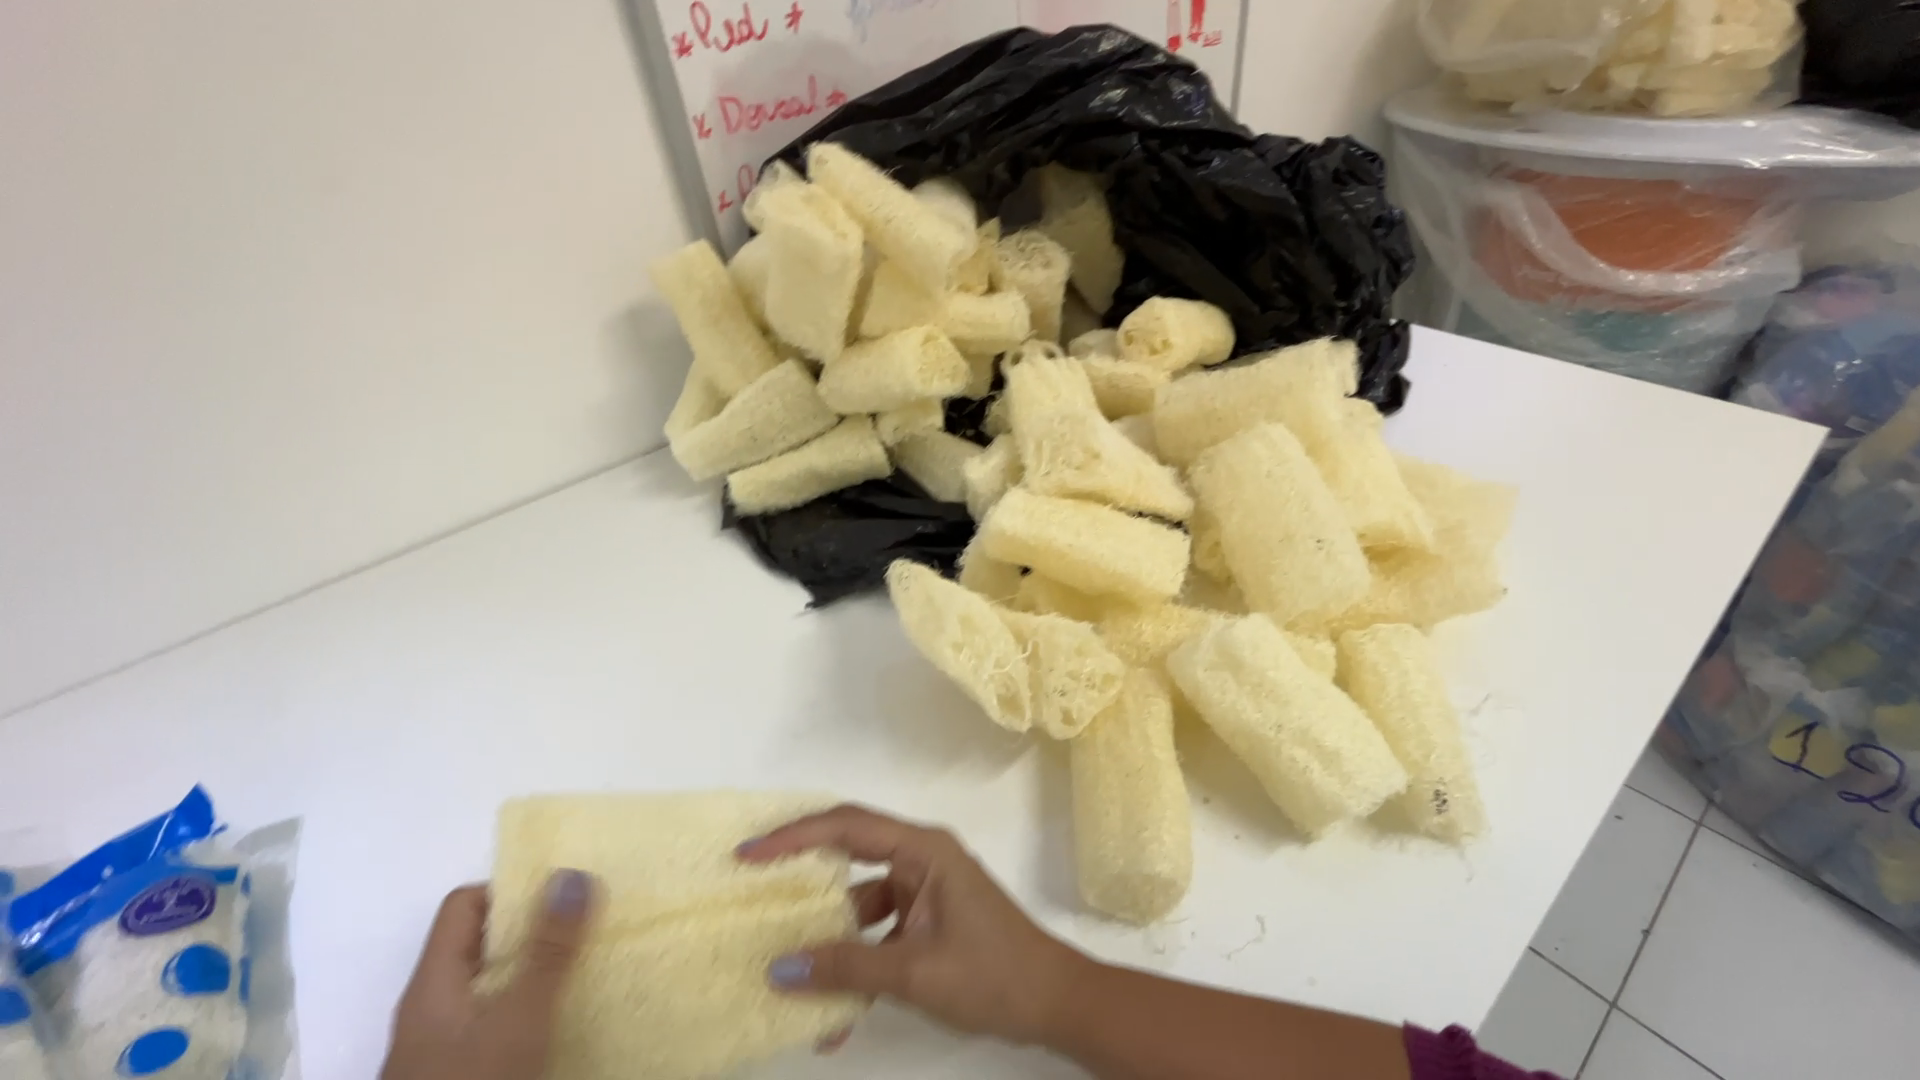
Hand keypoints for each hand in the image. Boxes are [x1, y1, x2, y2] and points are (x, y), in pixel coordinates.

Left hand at [380, 871, 596, 1079]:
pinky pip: (497, 1021)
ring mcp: (443, 1046)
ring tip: (587, 967)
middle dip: (535, 930)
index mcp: (433, 983)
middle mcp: (432, 1007)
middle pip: (482, 945)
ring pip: (493, 984)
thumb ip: (549, 949)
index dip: (511, 892)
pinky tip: (566, 1020)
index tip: (562, 899)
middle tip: (588, 926)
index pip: (464, 905)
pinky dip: (531, 1009)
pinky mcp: (463, 1072)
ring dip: (537, 970)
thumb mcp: (519, 1018)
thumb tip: (570, 873)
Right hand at [739, 805, 1085, 1045]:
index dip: (796, 835)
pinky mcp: (926, 920)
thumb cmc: (992, 972)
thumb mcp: (914, 971)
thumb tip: (780, 968)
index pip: (849, 826)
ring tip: (786, 965)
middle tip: (752, 886)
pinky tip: (833, 1013)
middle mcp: (921, 859)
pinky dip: (855, 962)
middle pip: (849, 854)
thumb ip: (847, 967)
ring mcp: (923, 890)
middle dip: (803, 873)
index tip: (750, 853)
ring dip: (829, 938)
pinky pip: (876, 932)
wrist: (1054, 1001)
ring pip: (859, 902)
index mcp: (923, 850)